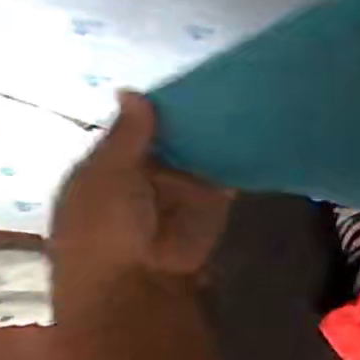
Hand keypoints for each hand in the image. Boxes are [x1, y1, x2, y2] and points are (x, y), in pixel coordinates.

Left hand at [49, 92, 231, 303]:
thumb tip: (131, 89)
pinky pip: (229, 171)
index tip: (182, 78)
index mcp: (111, 165)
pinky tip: (255, 126)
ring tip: (242, 95)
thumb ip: (126, 134)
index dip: (155, 108)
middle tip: (220, 79)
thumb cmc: (104, 226)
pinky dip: (240, 154)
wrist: (140, 281)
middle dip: (192, 116)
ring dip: (218, 132)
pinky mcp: (216, 199)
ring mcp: (183, 187)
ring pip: (203, 151)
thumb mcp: (106, 173)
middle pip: (174, 137)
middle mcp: (149, 173)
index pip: (136, 128)